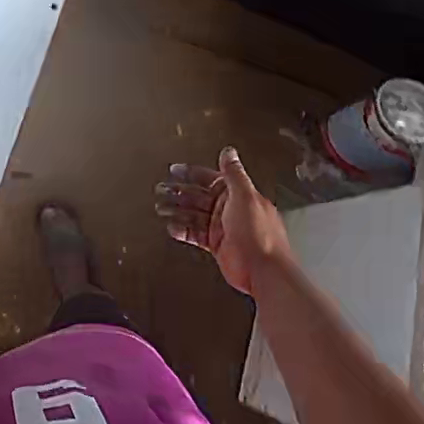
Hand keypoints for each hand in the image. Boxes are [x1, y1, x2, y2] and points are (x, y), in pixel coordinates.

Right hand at [155, 147, 293, 296]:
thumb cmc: (259, 235)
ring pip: (193, 214)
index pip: (210, 179)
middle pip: (198, 196)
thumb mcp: (245, 197)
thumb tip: (229, 152)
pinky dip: (182, 229)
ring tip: (160, 207)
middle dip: (178, 192)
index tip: (174, 170)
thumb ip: (234, 174)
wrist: (263, 271)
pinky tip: (172, 227)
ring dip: (176, 210)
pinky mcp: (216, 244)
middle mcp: (230, 210)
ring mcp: (223, 227)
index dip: (191, 173)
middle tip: (161, 189)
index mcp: (238, 196)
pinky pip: (194, 233)